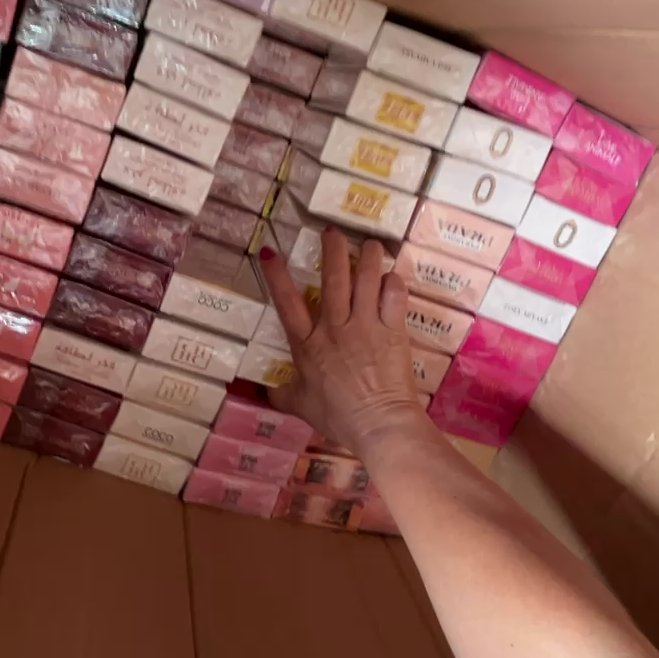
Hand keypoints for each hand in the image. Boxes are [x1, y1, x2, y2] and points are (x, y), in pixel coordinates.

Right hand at [258, 229, 430, 456]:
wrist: (379, 425)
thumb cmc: (337, 416)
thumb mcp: (300, 406)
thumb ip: (282, 394)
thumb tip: (265, 392)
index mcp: (307, 344)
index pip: (287, 303)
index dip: (276, 275)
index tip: (270, 251)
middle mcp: (334, 327)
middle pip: (333, 278)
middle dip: (332, 250)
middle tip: (333, 231)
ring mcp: (365, 325)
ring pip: (366, 278)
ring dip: (368, 257)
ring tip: (371, 244)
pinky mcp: (392, 330)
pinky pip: (393, 296)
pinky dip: (392, 283)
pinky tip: (392, 278)